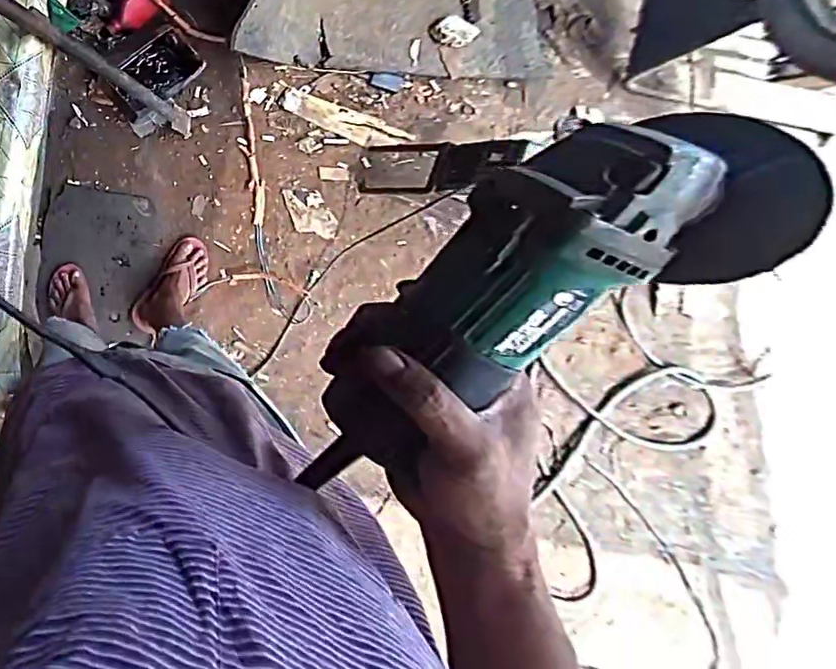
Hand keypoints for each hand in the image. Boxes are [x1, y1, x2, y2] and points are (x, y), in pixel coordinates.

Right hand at [324, 304, 540, 557]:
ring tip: (336, 360)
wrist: (464, 536)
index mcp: (499, 370)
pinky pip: (372, 366)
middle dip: (375, 326)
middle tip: (349, 341)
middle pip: (413, 322)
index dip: (429, 299)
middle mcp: (466, 367)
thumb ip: (426, 400)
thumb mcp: (465, 448)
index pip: (465, 313)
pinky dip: (351, 364)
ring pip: (387, 341)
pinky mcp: (405, 397)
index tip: (394, 302)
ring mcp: (434, 381)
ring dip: (356, 344)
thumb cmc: (486, 497)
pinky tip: (338, 372)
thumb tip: (377, 354)